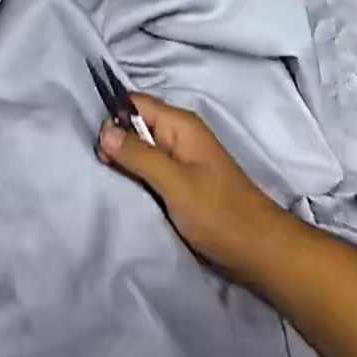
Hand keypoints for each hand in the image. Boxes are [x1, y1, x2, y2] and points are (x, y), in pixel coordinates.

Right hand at [97, 93, 299, 280]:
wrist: (259, 252)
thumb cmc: (218, 213)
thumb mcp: (174, 182)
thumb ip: (138, 155)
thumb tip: (104, 130)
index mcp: (181, 124)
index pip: (136, 103)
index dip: (114, 117)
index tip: (97, 144)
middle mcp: (180, 135)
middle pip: (138, 125)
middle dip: (117, 140)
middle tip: (101, 165)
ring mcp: (182, 159)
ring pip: (143, 148)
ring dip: (127, 160)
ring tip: (109, 178)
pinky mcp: (183, 182)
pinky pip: (152, 168)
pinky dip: (139, 175)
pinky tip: (127, 189)